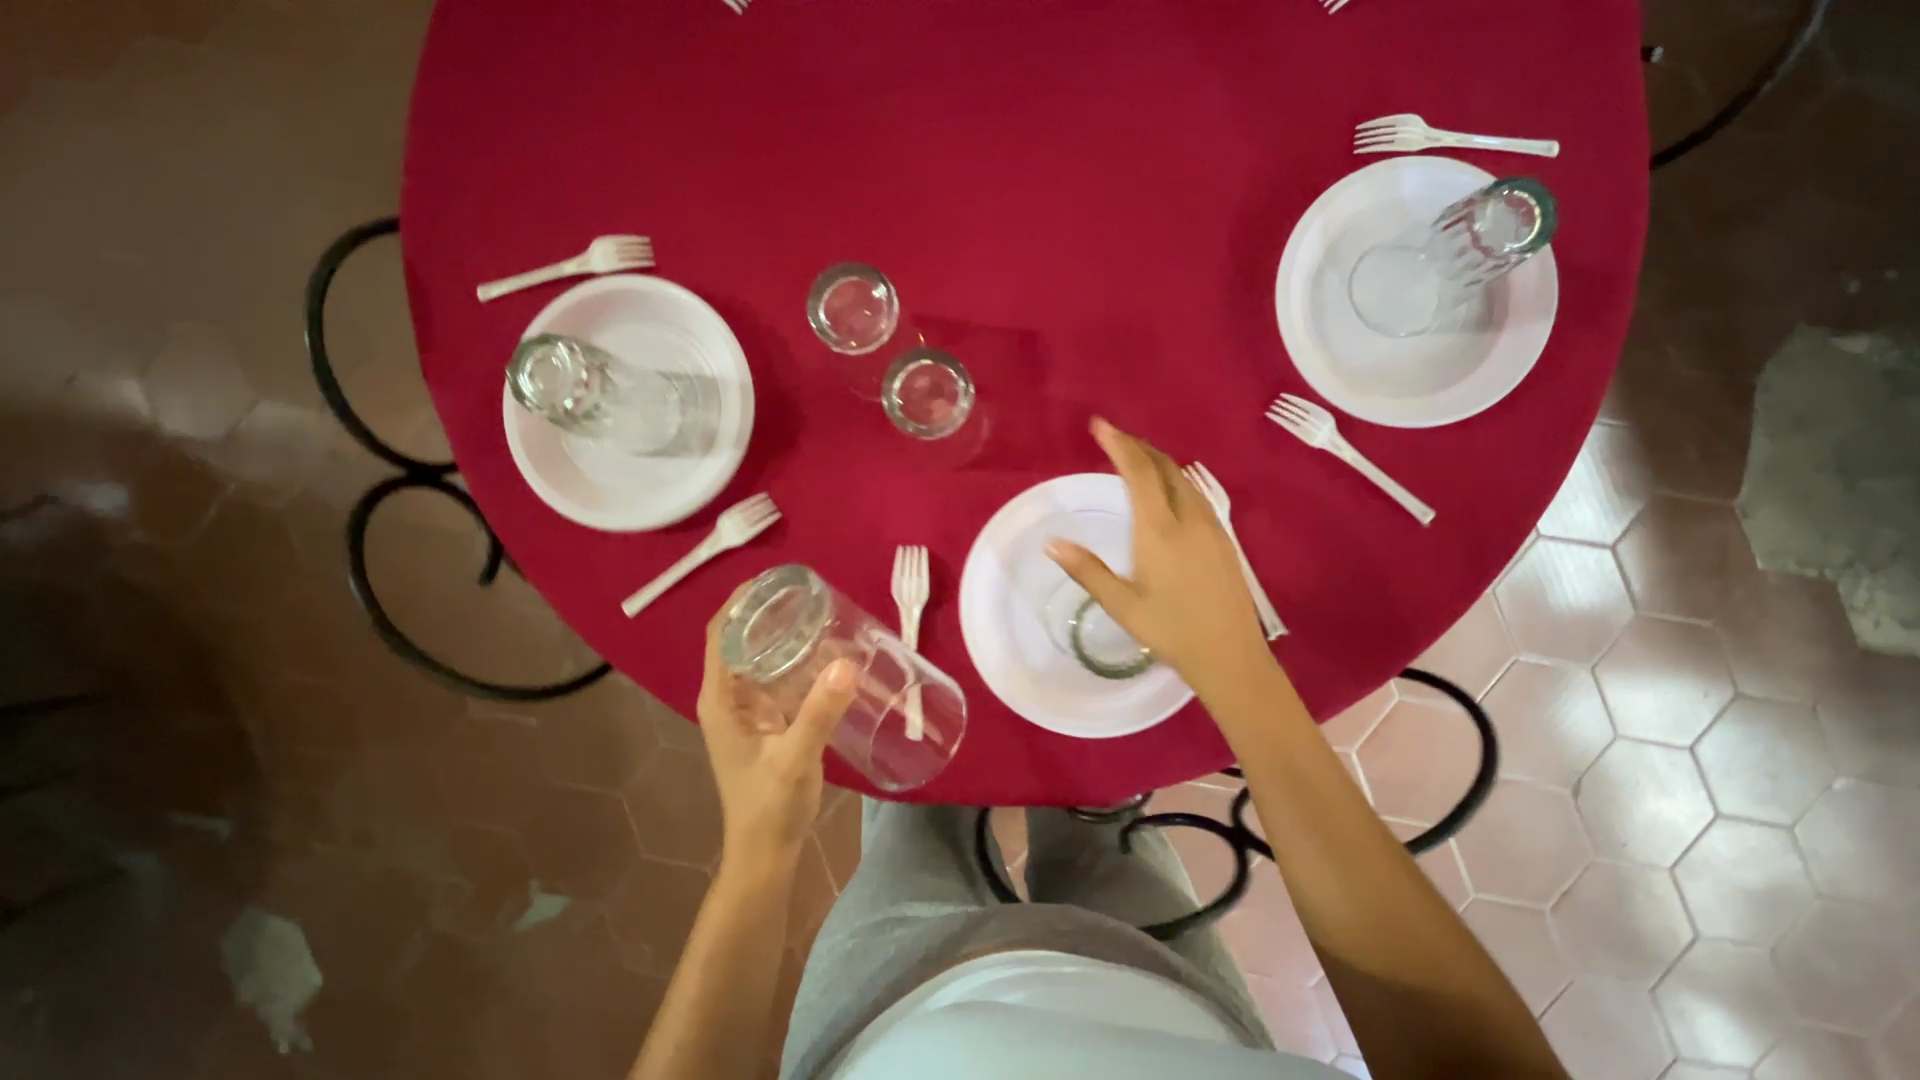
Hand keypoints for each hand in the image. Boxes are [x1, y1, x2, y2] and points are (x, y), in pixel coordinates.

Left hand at [697, 595, 857, 867]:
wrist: (766, 851)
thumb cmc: (769, 805)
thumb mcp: (796, 757)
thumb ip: (820, 712)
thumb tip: (848, 662)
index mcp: (720, 698)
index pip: (723, 632)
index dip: (742, 599)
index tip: (777, 578)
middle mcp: (728, 697)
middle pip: (741, 638)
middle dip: (769, 611)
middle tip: (811, 591)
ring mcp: (746, 710)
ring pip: (760, 657)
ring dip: (783, 634)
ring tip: (821, 612)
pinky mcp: (766, 722)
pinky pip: (777, 678)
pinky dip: (795, 660)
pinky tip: (827, 654)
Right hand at [1047, 417, 1280, 703]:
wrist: (1230, 655)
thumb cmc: (1171, 631)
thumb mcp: (1122, 605)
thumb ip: (1087, 570)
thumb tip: (1052, 543)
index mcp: (1160, 530)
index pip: (1139, 472)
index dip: (1119, 444)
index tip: (1100, 425)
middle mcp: (1189, 519)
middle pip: (1164, 467)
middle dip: (1138, 447)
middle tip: (1113, 439)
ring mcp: (1212, 527)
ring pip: (1184, 479)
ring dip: (1158, 462)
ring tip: (1136, 459)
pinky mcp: (1224, 539)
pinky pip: (1197, 494)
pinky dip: (1175, 481)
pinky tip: (1167, 493)